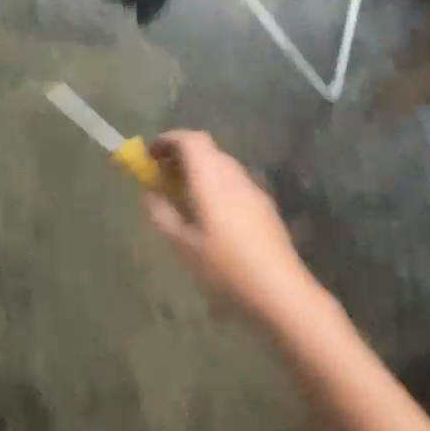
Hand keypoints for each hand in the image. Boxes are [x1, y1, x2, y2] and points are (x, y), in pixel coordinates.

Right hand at [146, 131, 325, 324]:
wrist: (280, 291)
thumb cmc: (225, 266)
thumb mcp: (182, 244)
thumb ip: (161, 213)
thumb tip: (149, 193)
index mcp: (211, 178)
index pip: (190, 139)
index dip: (167, 140)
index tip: (150, 155)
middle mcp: (233, 175)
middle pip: (206, 149)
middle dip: (181, 155)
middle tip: (161, 176)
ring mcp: (252, 189)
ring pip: (221, 165)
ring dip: (198, 170)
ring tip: (182, 196)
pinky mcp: (265, 206)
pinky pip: (233, 182)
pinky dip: (215, 184)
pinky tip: (210, 214)